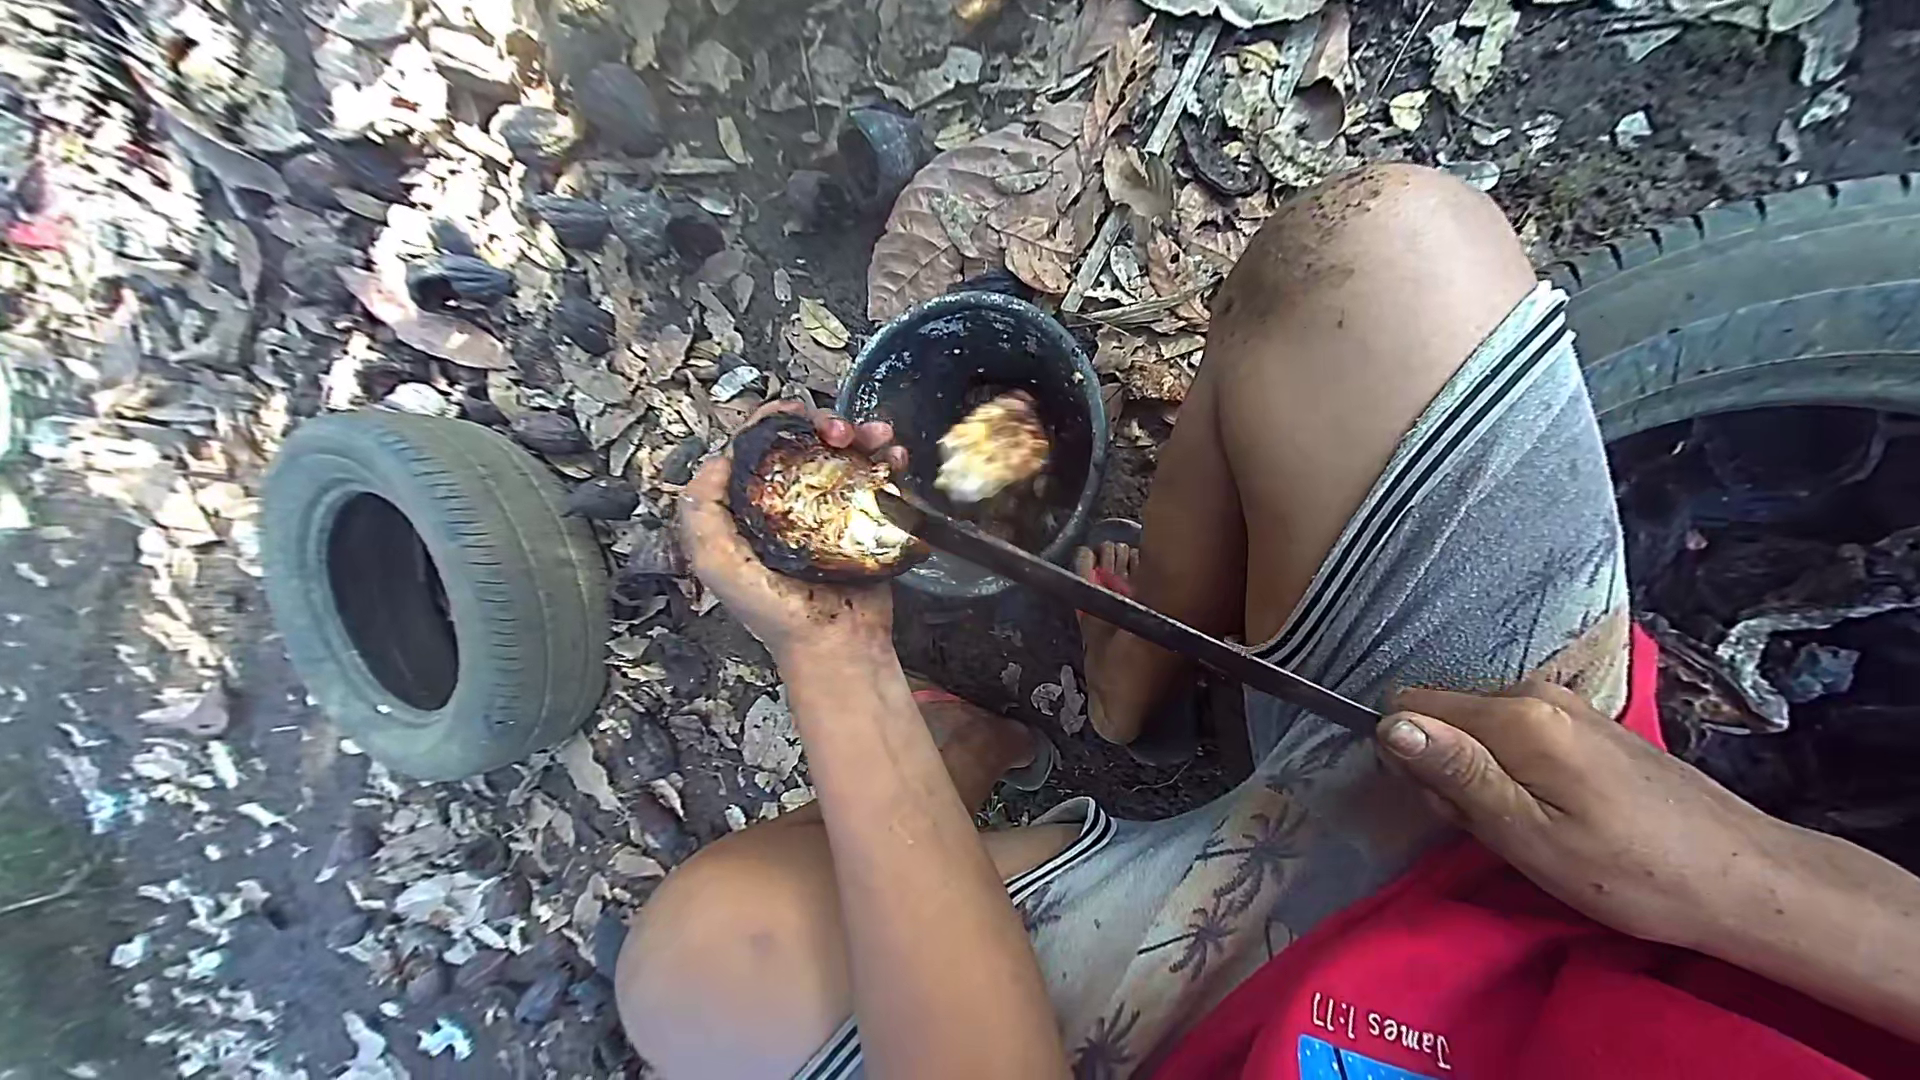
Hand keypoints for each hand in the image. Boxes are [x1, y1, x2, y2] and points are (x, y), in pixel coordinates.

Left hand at [676, 400, 907, 662]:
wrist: (835, 643)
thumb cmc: (774, 612)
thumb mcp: (716, 564)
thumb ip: (701, 511)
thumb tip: (720, 457)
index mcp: (756, 506)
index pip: (762, 447)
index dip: (775, 421)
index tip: (796, 413)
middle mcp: (796, 501)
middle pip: (810, 443)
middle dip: (826, 423)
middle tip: (840, 432)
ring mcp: (835, 509)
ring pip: (849, 454)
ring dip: (864, 434)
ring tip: (877, 438)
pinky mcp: (869, 520)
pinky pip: (879, 479)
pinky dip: (889, 460)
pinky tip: (894, 459)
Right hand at [1377, 681, 1787, 951]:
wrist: (1762, 885)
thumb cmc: (1632, 872)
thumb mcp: (1527, 834)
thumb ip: (1455, 771)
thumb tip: (1390, 725)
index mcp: (1514, 715)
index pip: (1407, 707)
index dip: (1414, 756)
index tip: (1455, 803)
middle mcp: (1533, 691)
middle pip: (1440, 715)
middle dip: (1449, 767)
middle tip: (1500, 824)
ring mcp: (1563, 701)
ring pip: (1473, 724)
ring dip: (1480, 770)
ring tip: (1532, 820)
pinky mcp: (1583, 719)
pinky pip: (1509, 729)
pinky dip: (1512, 765)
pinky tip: (1555, 805)